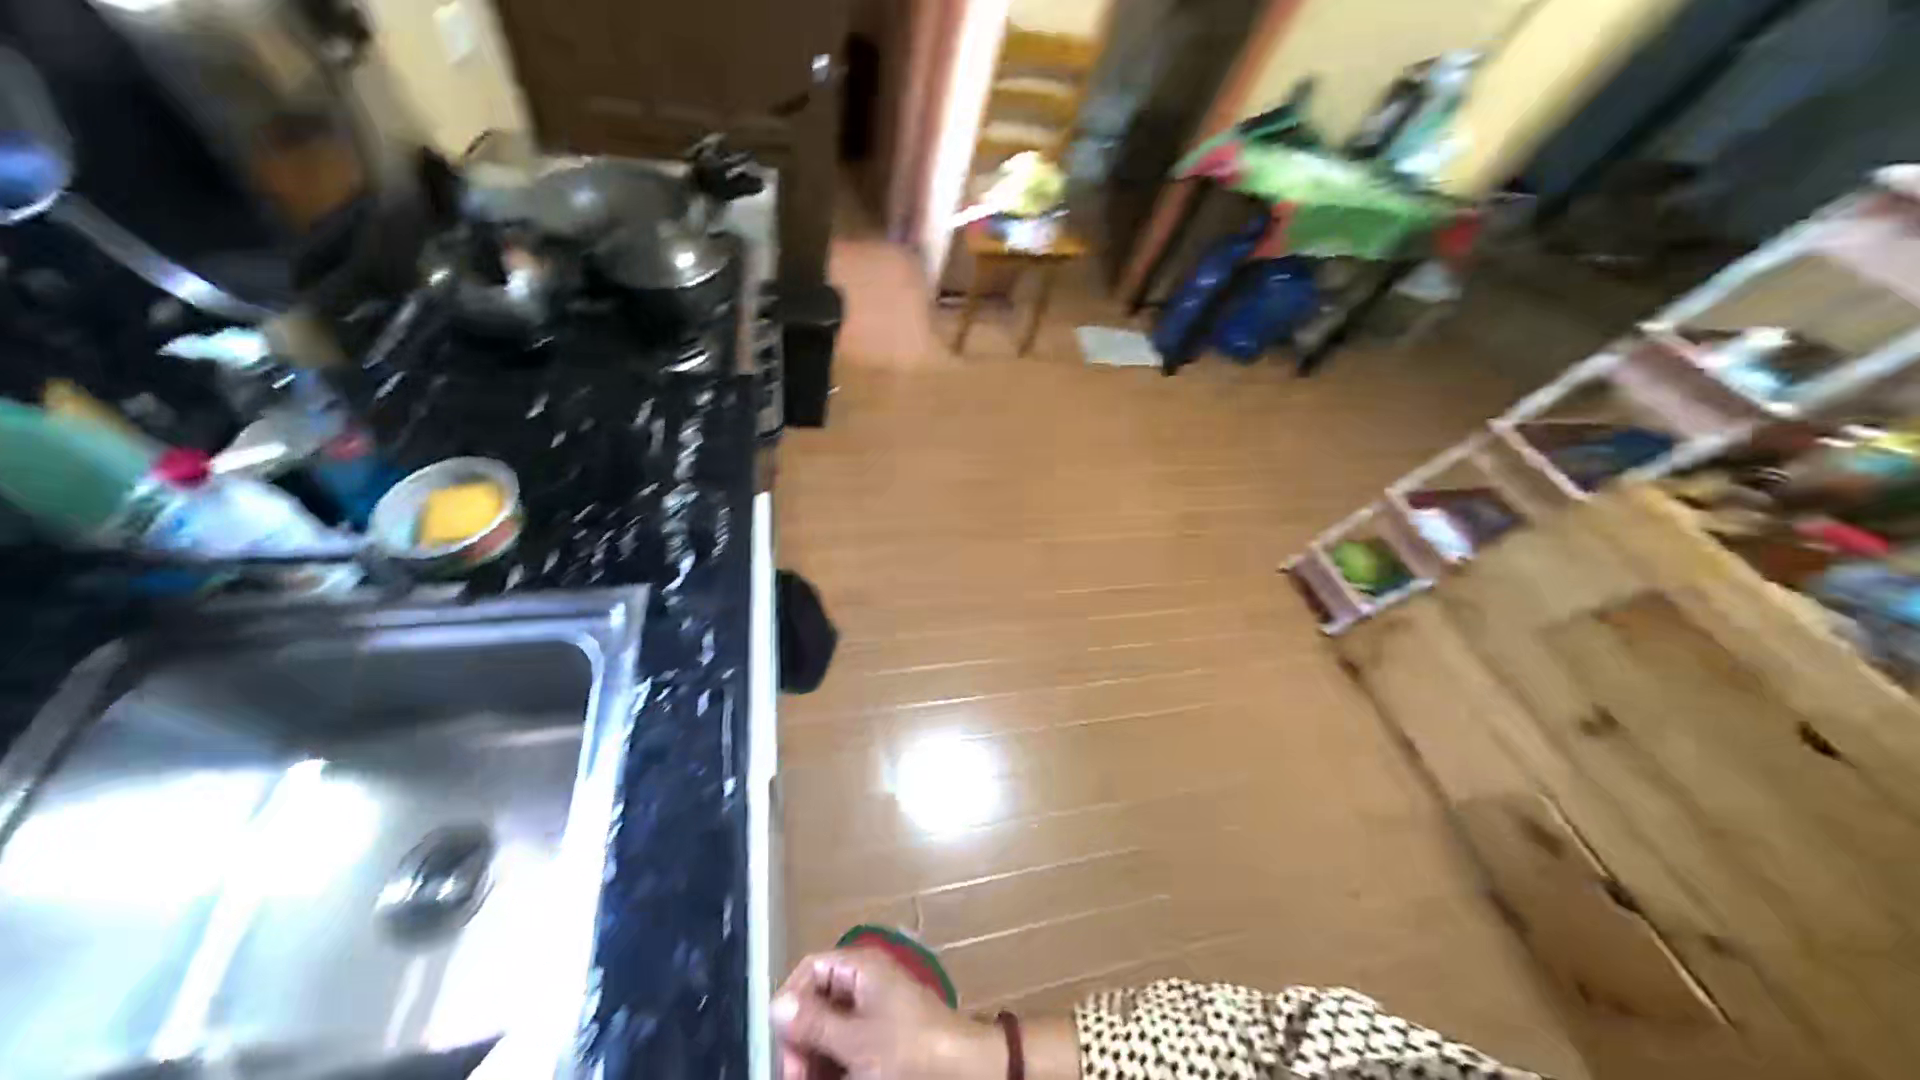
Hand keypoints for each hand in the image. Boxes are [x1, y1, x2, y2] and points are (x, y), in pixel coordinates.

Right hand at [771, 948, 1005, 1079]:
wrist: (963, 1068)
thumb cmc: (908, 1047)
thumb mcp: (855, 1041)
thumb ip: (813, 1024)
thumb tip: (776, 1004)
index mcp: (859, 967)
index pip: (810, 970)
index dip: (791, 1003)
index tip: (782, 1044)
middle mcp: (864, 979)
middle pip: (816, 1002)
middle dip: (802, 1040)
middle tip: (797, 1076)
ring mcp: (874, 1007)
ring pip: (829, 1028)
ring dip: (816, 1057)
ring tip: (813, 1079)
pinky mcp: (882, 1033)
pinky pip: (847, 1043)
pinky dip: (836, 1062)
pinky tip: (835, 1077)